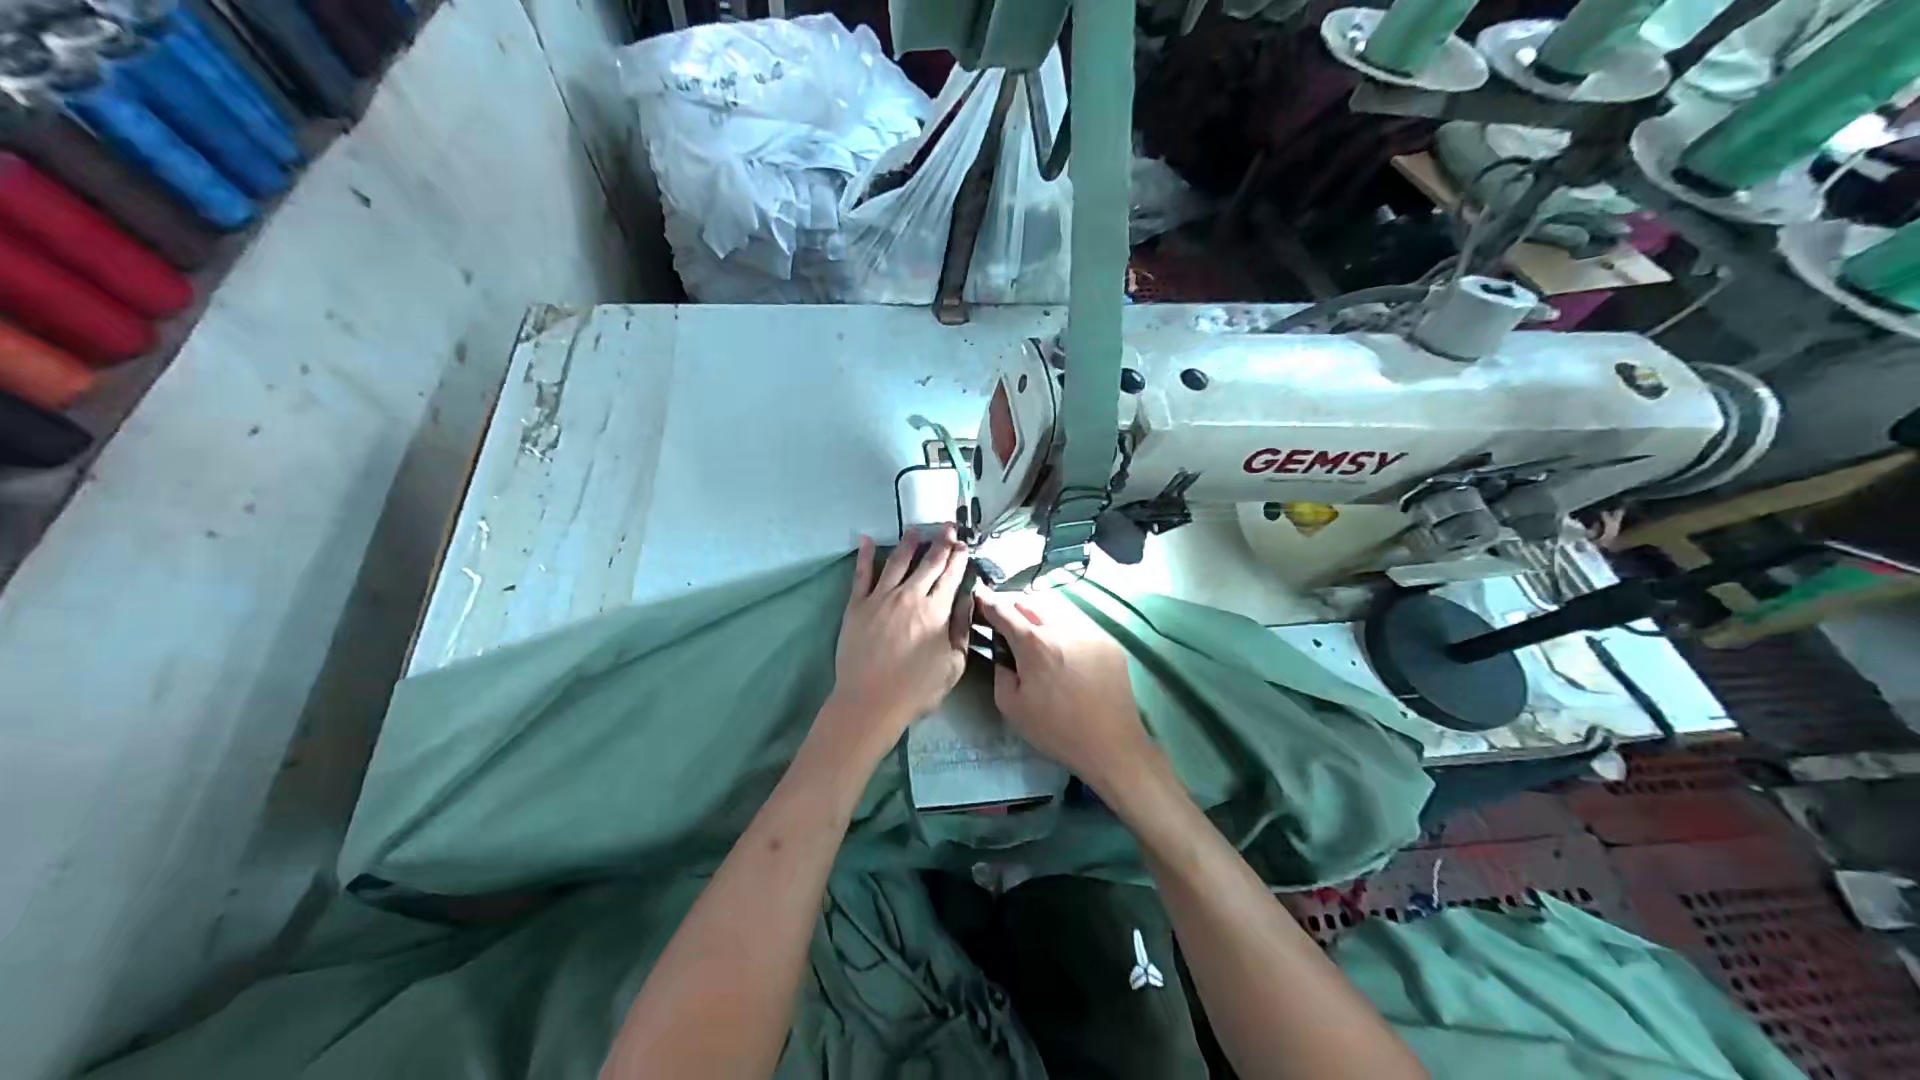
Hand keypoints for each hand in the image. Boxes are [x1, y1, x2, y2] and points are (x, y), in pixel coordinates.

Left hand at [824, 527, 970, 749]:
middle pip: (928, 563)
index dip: (958, 558)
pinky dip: (865, 556)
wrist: (870, 703)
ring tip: (916, 529)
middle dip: (940, 543)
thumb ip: (961, 629)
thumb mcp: (953, 665)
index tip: (963, 544)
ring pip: (897, 562)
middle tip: (948, 526)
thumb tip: (966, 599)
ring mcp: (880, 598)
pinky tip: (867, 540)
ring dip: (908, 543)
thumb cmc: (917, 689)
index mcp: (935, 611)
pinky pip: (861, 575)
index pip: (950, 576)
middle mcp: (909, 596)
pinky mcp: (856, 606)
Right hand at [974, 587, 1154, 791]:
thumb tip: (1002, 650)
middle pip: (1031, 604)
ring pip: (1058, 614)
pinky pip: (1080, 629)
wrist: (1111, 744)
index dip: (988, 603)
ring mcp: (1089, 633)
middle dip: (1016, 610)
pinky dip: (1067, 636)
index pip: (1003, 611)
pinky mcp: (1109, 644)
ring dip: (1043, 621)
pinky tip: (1069, 659)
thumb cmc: (1055, 729)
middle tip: (1010, 627)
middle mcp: (1061, 628)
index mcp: (1033, 643)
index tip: (979, 599)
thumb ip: (1000, 669)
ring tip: (1041, 644)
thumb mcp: (1011, 705)